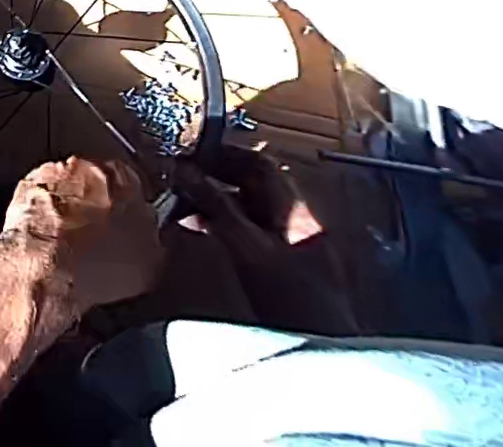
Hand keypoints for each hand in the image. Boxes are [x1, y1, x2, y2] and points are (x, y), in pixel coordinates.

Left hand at [1, 157, 163, 311]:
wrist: (47, 268)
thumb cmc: (95, 265)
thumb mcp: (150, 262)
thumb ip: (152, 235)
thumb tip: (153, 238)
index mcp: (124, 180)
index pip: (133, 181)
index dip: (128, 205)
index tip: (124, 221)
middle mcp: (88, 167)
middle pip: (98, 180)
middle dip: (98, 201)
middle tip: (97, 232)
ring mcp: (55, 173)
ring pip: (68, 184)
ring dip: (70, 202)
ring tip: (70, 237)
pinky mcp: (28, 183)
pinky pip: (40, 190)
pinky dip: (43, 206)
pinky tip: (48, 232)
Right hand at [172, 149, 357, 334]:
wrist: (322, 350)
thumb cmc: (290, 297)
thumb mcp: (246, 246)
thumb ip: (216, 205)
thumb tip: (183, 170)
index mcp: (295, 208)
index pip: (259, 164)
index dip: (224, 153)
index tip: (191, 153)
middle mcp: (297, 220)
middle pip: (252, 184)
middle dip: (214, 177)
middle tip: (180, 177)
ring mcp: (291, 244)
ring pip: (246, 207)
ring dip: (213, 201)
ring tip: (181, 202)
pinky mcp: (282, 266)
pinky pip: (246, 230)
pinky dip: (220, 223)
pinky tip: (196, 229)